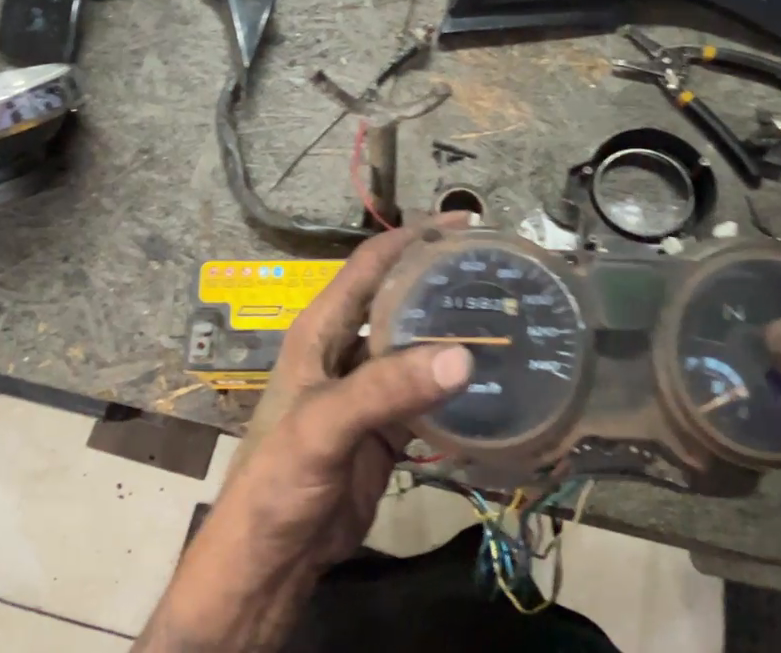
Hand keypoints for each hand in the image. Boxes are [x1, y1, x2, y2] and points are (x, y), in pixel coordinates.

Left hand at [136, 216, 473, 651]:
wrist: (271, 557)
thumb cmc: (279, 479)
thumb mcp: (324, 425)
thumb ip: (386, 388)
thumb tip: (461, 353)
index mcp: (321, 331)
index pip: (369, 265)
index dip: (412, 237)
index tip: (465, 222)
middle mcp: (344, 351)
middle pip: (398, 301)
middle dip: (441, 281)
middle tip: (499, 272)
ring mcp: (367, 391)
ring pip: (416, 348)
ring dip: (453, 334)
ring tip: (509, 320)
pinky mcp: (385, 430)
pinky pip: (425, 396)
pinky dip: (454, 387)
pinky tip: (492, 383)